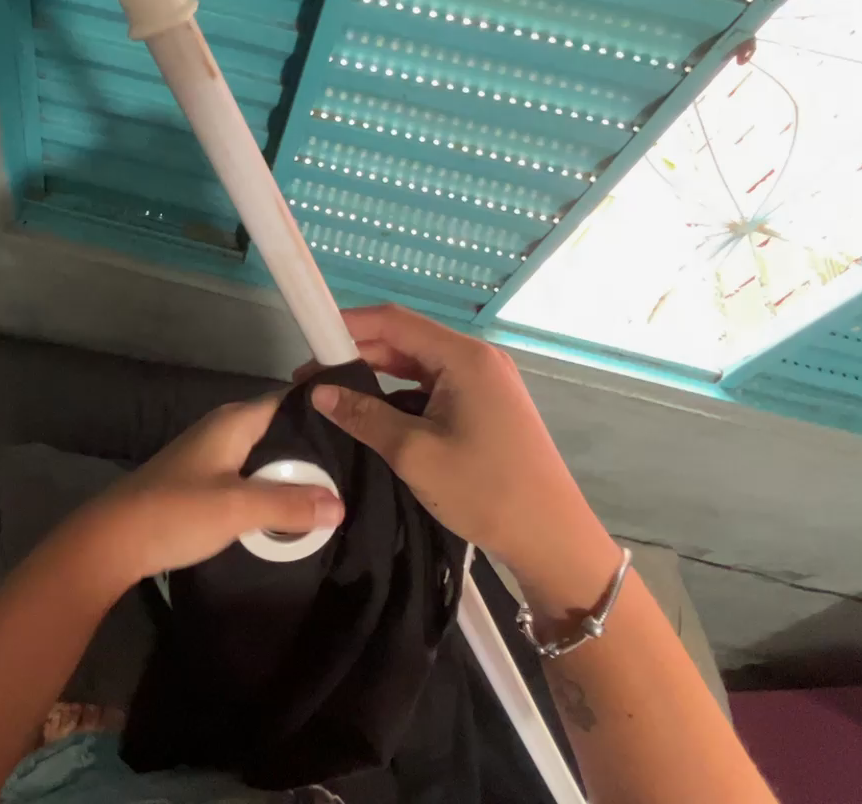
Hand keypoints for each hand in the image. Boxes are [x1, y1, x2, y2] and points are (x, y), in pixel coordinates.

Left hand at [74, 395, 344, 585]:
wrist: (113, 540)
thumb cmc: (175, 512)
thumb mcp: (238, 507)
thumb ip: (289, 504)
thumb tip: (340, 505)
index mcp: (235, 420)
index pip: (290, 401)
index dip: (324, 411)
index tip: (362, 427)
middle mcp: (225, 428)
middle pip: (281, 430)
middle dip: (315, 450)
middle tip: (358, 471)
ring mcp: (213, 454)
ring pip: (266, 456)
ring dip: (293, 473)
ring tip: (336, 493)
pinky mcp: (205, 480)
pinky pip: (251, 475)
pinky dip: (272, 488)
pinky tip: (292, 509)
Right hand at [298, 305, 610, 583]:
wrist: (552, 539)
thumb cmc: (485, 491)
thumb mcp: (414, 453)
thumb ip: (363, 416)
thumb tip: (319, 392)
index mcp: (464, 358)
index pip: (394, 322)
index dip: (348, 325)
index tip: (309, 340)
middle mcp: (476, 359)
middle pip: (405, 341)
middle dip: (357, 354)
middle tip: (312, 378)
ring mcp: (483, 383)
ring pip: (417, 366)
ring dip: (376, 376)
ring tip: (334, 396)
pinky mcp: (485, 406)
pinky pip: (432, 387)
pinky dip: (399, 395)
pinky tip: (372, 415)